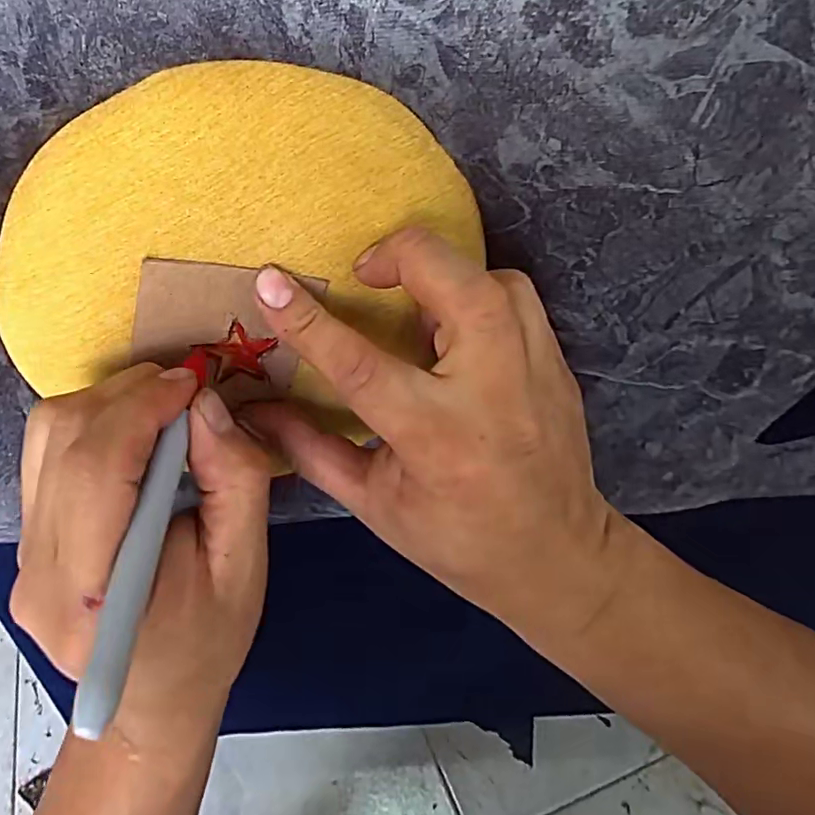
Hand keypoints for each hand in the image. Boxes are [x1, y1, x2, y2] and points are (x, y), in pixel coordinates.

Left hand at [12, 363, 272, 750]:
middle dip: (129, 395)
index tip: (192, 382)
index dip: (142, 408)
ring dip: (108, 402)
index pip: (96, 468)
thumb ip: (232, 479)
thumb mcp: (243, 565)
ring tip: (161, 408)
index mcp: (91, 598)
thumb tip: (203, 403)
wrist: (152, 702)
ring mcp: (20, 555)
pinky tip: (132, 433)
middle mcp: (36, 572)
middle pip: (64, 439)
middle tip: (185, 390)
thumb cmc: (206, 643)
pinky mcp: (24, 538)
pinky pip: (47, 451)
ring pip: (48, 434)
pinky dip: (92, 422)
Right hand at [242, 227, 627, 641]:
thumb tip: (255, 409)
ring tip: (409, 297)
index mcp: (434, 438)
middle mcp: (492, 394)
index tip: (270, 281)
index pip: (359, 364)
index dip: (308, 320)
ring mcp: (536, 372)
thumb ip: (310, 448)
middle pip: (455, 286)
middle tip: (364, 275)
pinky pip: (516, 296)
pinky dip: (475, 290)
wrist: (559, 559)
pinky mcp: (557, 363)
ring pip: (493, 278)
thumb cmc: (454, 538)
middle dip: (400, 255)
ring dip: (442, 271)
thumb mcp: (371, 503)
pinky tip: (451, 321)